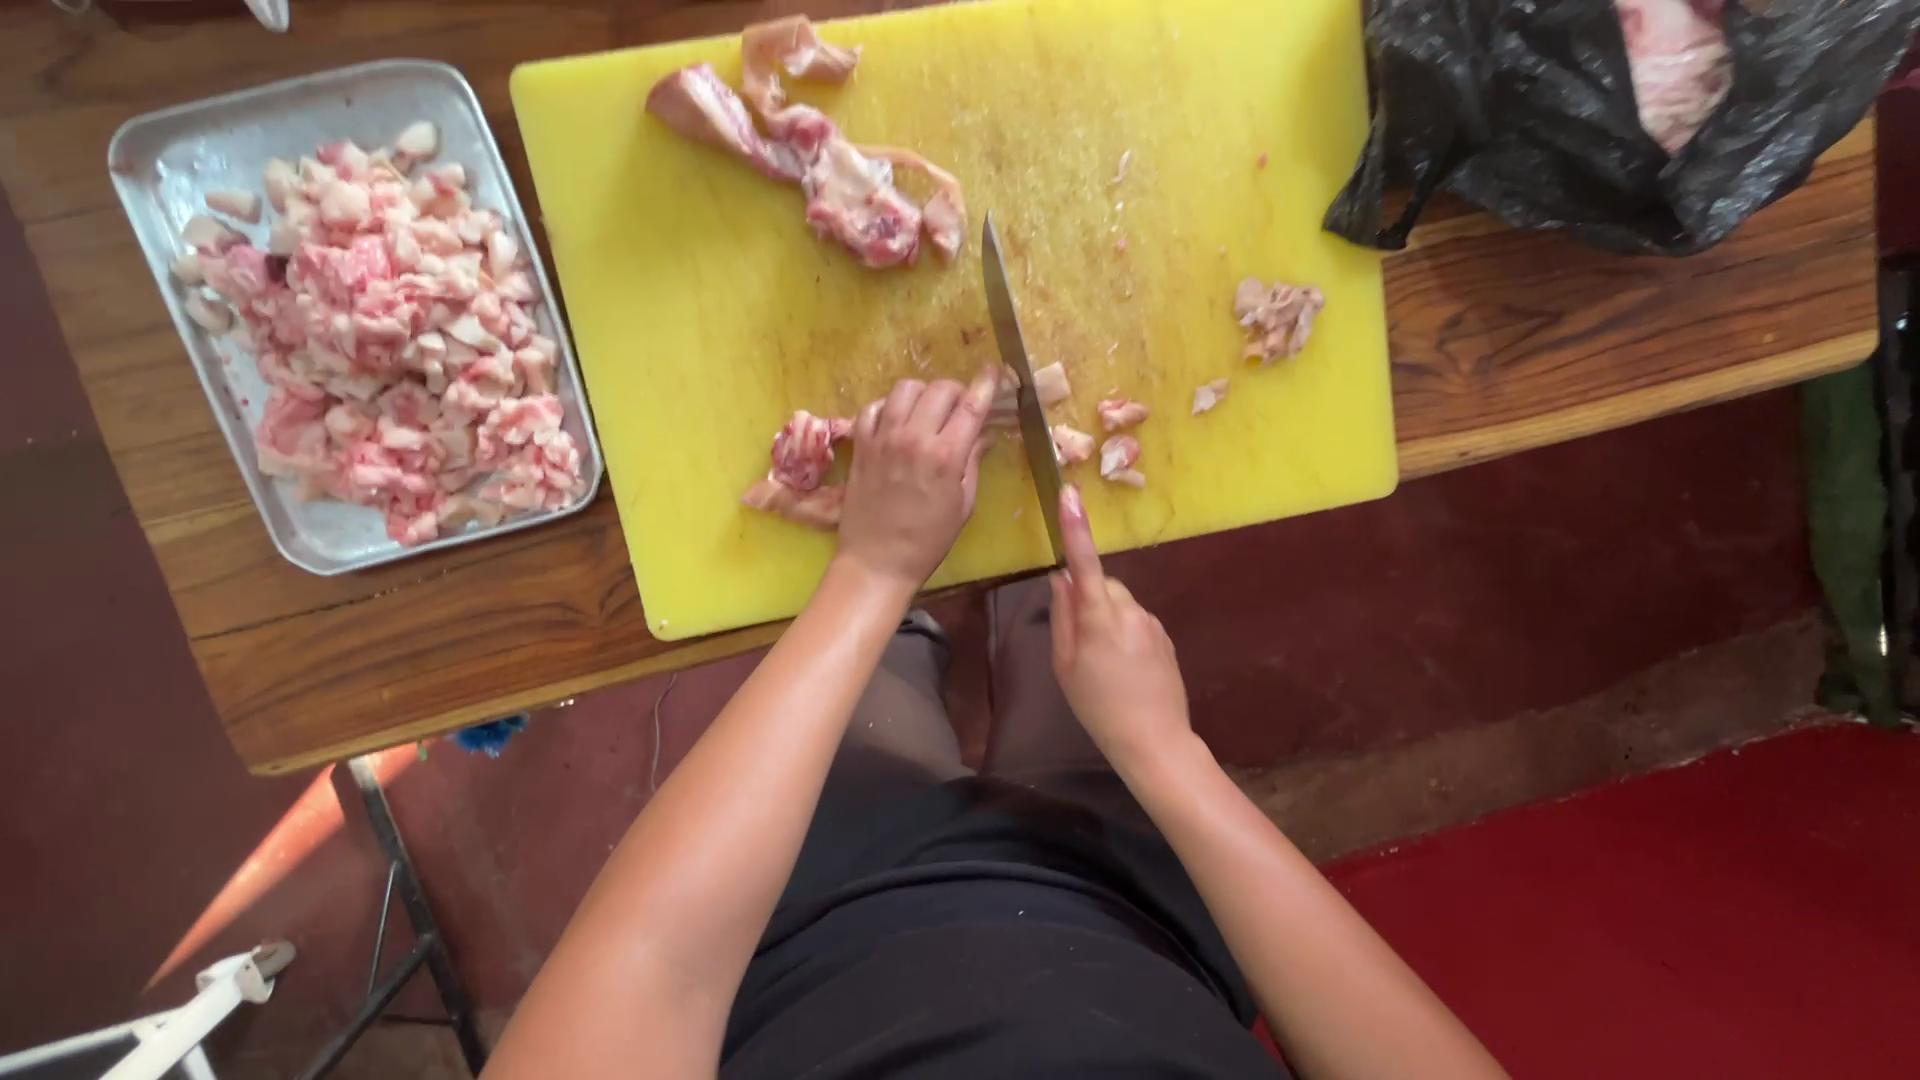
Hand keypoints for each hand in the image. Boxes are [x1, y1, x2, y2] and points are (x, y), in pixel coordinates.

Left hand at [837, 368, 998, 589]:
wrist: (877, 561)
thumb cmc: (928, 540)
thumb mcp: (962, 504)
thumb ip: (973, 462)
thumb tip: (985, 435)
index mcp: (945, 456)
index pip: (970, 406)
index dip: (985, 384)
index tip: (993, 372)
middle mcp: (913, 438)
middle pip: (940, 389)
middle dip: (956, 391)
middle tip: (960, 406)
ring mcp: (883, 438)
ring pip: (906, 389)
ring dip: (923, 393)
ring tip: (928, 410)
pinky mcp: (861, 444)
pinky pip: (874, 407)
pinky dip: (889, 407)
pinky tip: (897, 421)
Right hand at [1049, 485, 1194, 766]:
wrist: (1154, 740)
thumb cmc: (1098, 707)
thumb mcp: (1065, 665)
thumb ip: (1061, 617)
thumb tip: (1061, 577)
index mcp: (1098, 618)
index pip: (1084, 563)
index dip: (1075, 527)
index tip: (1069, 494)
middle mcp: (1129, 610)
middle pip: (1103, 584)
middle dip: (1089, 599)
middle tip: (1080, 643)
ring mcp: (1151, 622)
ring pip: (1119, 602)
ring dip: (1107, 618)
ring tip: (1105, 663)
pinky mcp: (1165, 635)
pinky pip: (1136, 619)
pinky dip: (1124, 631)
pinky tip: (1124, 667)